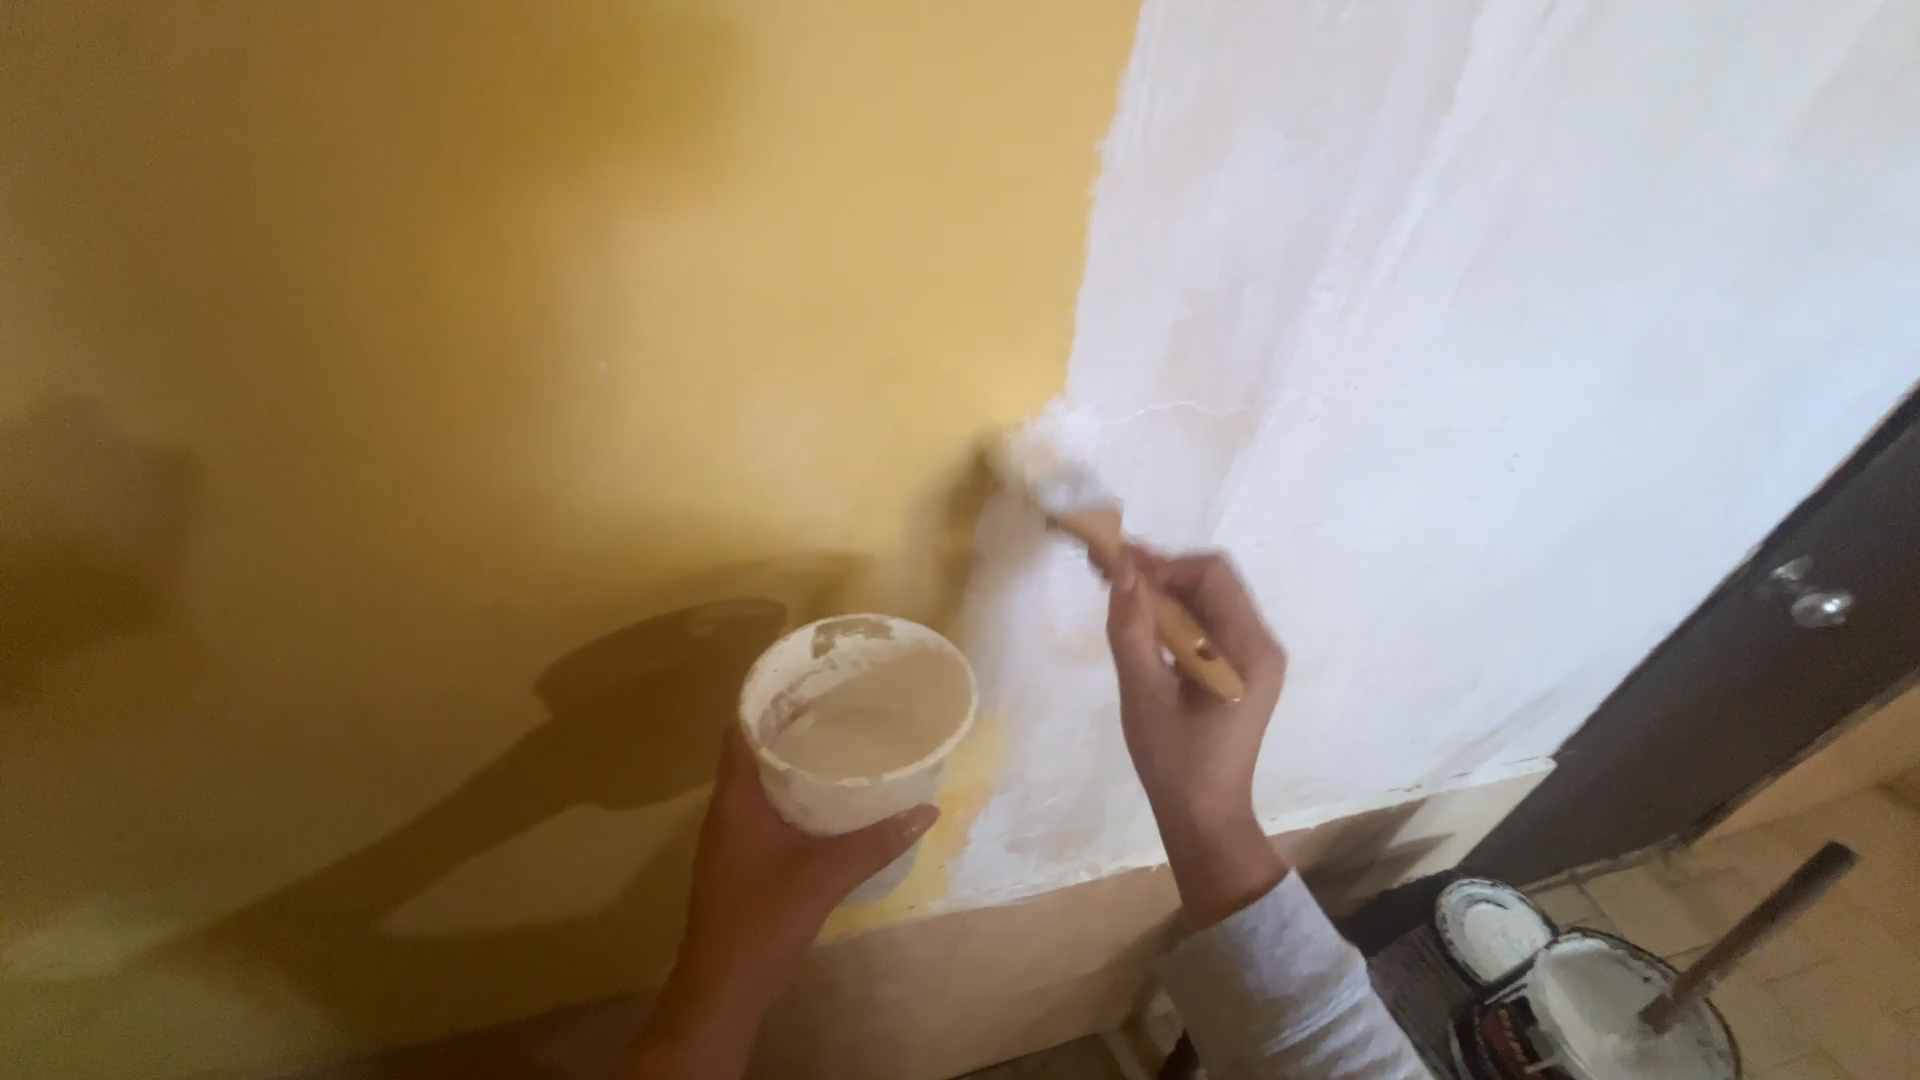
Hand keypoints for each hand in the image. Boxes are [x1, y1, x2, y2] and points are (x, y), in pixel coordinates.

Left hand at [624, 730, 937, 1078]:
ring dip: (788, 762)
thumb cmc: (764, 918)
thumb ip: (877, 841)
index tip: (806, 683)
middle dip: (788, 728)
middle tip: (836, 708)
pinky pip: (760, 807)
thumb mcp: (827, 875)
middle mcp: (726, 809)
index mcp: (736, 799)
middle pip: (751, 751)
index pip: (741, 730)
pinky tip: (821, 799)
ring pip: (756, 781)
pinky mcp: (737, 858)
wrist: (723, 988)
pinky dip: (787, 792)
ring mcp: (728, 836)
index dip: (766, 702)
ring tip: (834, 743)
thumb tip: (927, 809)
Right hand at [1104, 547, 1290, 926]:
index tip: (1115, 567)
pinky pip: (1208, 621)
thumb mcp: (1143, 693)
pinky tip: (1140, 619)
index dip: (1161, 564)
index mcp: (1249, 650)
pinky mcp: (1242, 666)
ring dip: (1165, 589)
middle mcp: (1262, 643)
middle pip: (1213, 580)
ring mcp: (1255, 655)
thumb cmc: (1173, 760)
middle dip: (1160, 572)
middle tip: (1110, 574)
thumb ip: (1131, 628)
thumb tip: (1121, 569)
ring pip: (1209, 597)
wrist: (1204, 815)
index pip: (1211, 575)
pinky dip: (1174, 613)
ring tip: (1117, 591)